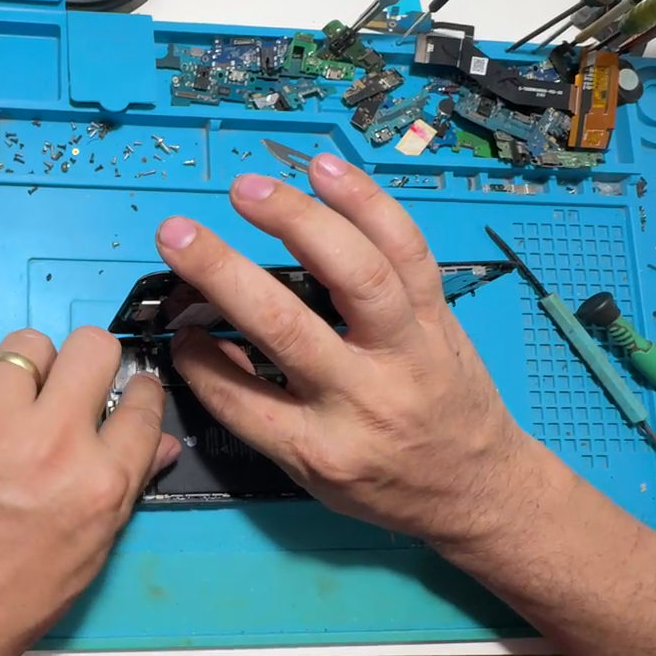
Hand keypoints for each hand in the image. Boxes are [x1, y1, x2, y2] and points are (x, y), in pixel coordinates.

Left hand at [0, 327, 178, 655]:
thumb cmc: (13, 598)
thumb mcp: (90, 553)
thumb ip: (127, 485)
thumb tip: (159, 441)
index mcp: (96, 483)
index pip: (143, 405)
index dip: (142, 393)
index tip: (131, 391)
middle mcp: (47, 442)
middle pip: (91, 348)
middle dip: (93, 363)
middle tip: (75, 389)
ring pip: (29, 343)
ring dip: (34, 369)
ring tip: (20, 404)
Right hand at [155, 153, 564, 551]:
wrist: (479, 486)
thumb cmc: (384, 484)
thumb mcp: (310, 473)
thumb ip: (255, 413)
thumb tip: (200, 346)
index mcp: (322, 449)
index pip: (239, 398)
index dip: (197, 360)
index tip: (175, 329)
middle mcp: (364, 398)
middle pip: (286, 328)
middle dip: (223, 274)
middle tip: (176, 233)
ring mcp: (408, 350)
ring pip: (357, 275)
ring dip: (300, 221)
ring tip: (249, 189)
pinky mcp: (439, 314)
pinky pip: (408, 250)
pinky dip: (368, 202)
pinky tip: (326, 169)